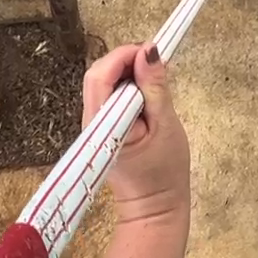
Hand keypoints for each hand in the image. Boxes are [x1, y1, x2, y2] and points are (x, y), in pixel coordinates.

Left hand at [81, 43, 190, 224]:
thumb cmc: (164, 171)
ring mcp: (95, 123)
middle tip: (157, 63)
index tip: (152, 52)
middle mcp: (91, 120)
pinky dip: (129, 85)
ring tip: (156, 78)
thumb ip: (155, 87)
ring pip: (104, 82)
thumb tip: (150, 50)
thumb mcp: (166, 125)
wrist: (156, 208)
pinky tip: (148, 92)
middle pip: (98, 75)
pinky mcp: (104, 125)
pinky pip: (111, 95)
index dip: (124, 55)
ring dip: (129, 71)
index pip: (100, 75)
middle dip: (127, 60)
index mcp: (101, 123)